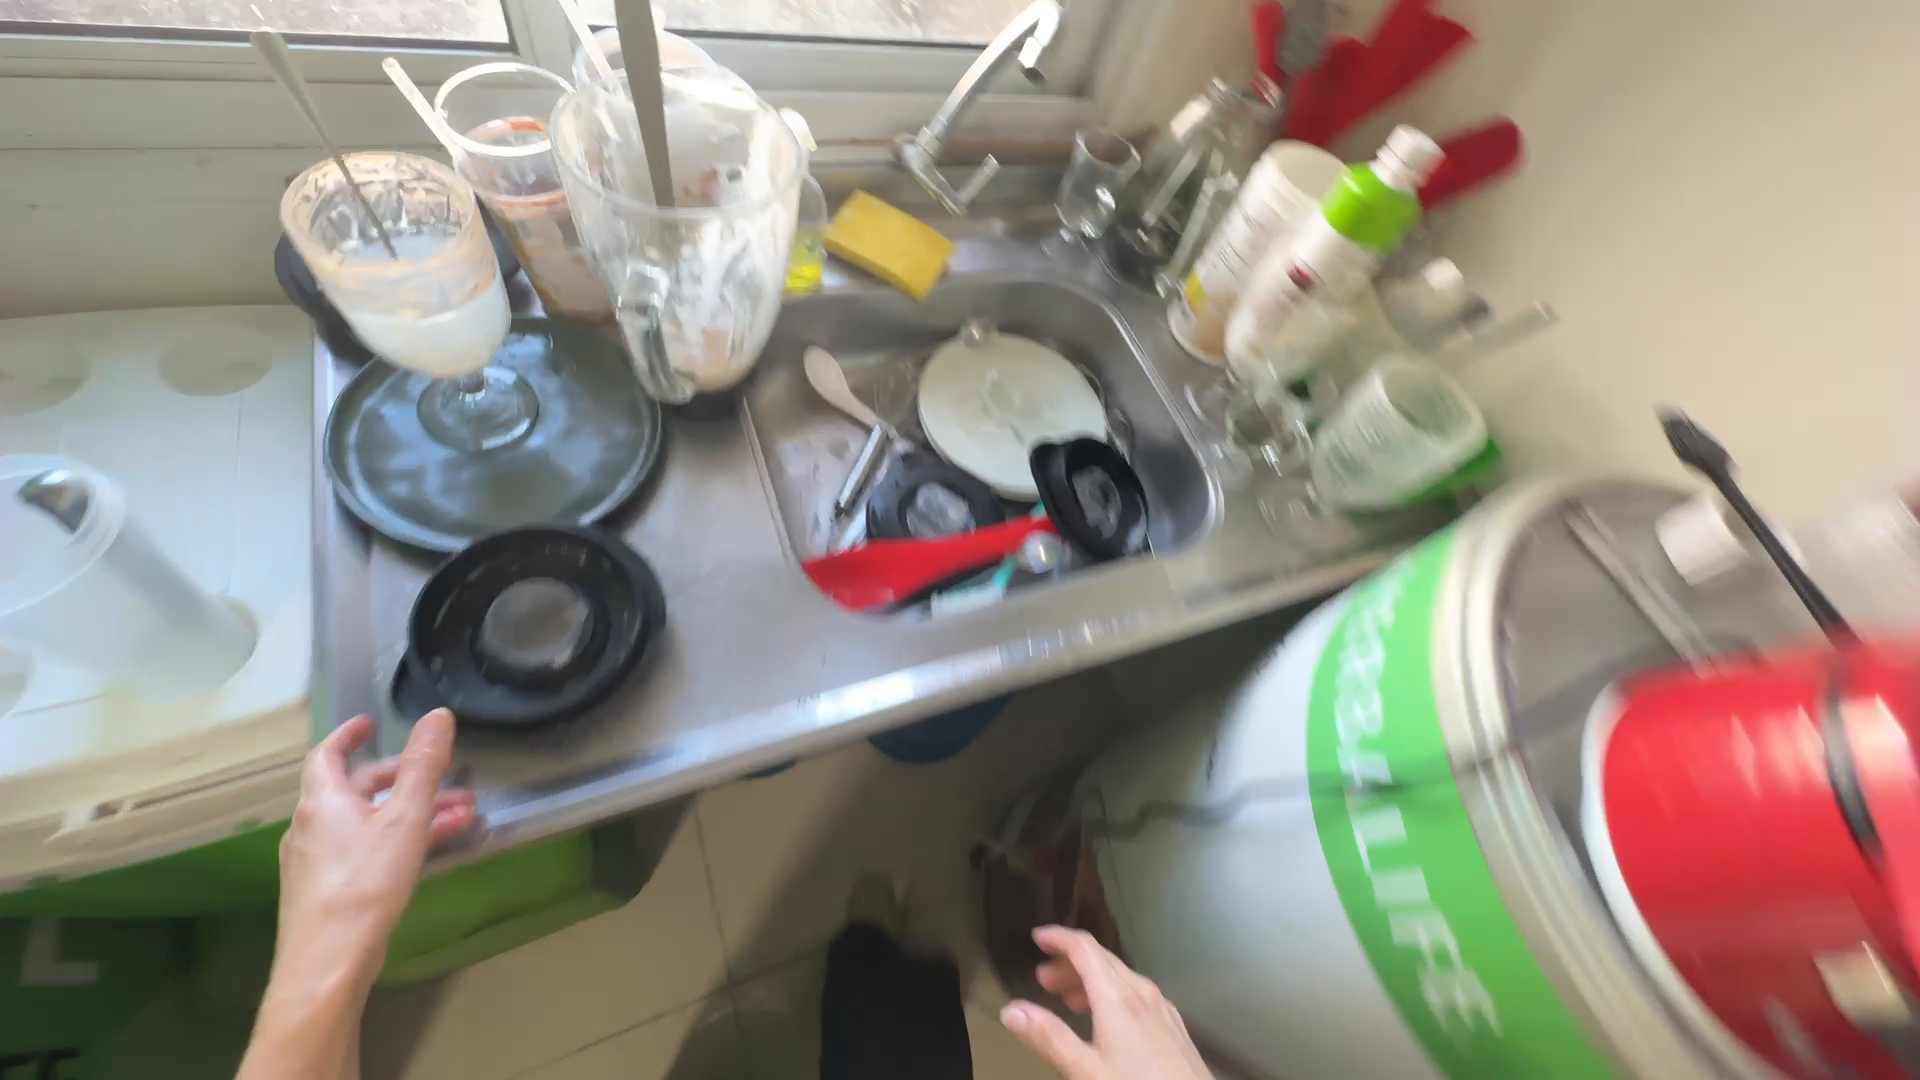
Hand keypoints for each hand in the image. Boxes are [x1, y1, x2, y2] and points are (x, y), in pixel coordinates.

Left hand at [274, 710, 476, 991]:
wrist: (329, 961)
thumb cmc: (366, 880)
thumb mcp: (406, 815)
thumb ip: (423, 765)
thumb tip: (437, 716)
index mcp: (323, 803)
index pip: (326, 756)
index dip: (347, 736)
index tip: (369, 723)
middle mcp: (312, 827)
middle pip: (357, 790)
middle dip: (406, 779)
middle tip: (448, 777)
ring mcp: (317, 860)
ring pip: (369, 820)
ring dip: (414, 810)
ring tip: (462, 815)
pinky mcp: (329, 888)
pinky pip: (368, 846)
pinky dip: (401, 837)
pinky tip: (434, 848)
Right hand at [1000, 926, 1210, 1079]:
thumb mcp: (1086, 1072)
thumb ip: (1048, 1038)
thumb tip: (1011, 1009)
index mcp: (1116, 995)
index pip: (1083, 947)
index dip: (1058, 937)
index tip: (1036, 938)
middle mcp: (1140, 991)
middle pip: (1101, 958)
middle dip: (1069, 962)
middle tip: (1043, 980)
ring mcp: (1161, 1007)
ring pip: (1120, 976)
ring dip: (1090, 980)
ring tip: (1069, 1002)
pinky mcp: (1173, 1025)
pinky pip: (1136, 993)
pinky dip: (1112, 994)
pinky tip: (1108, 1022)